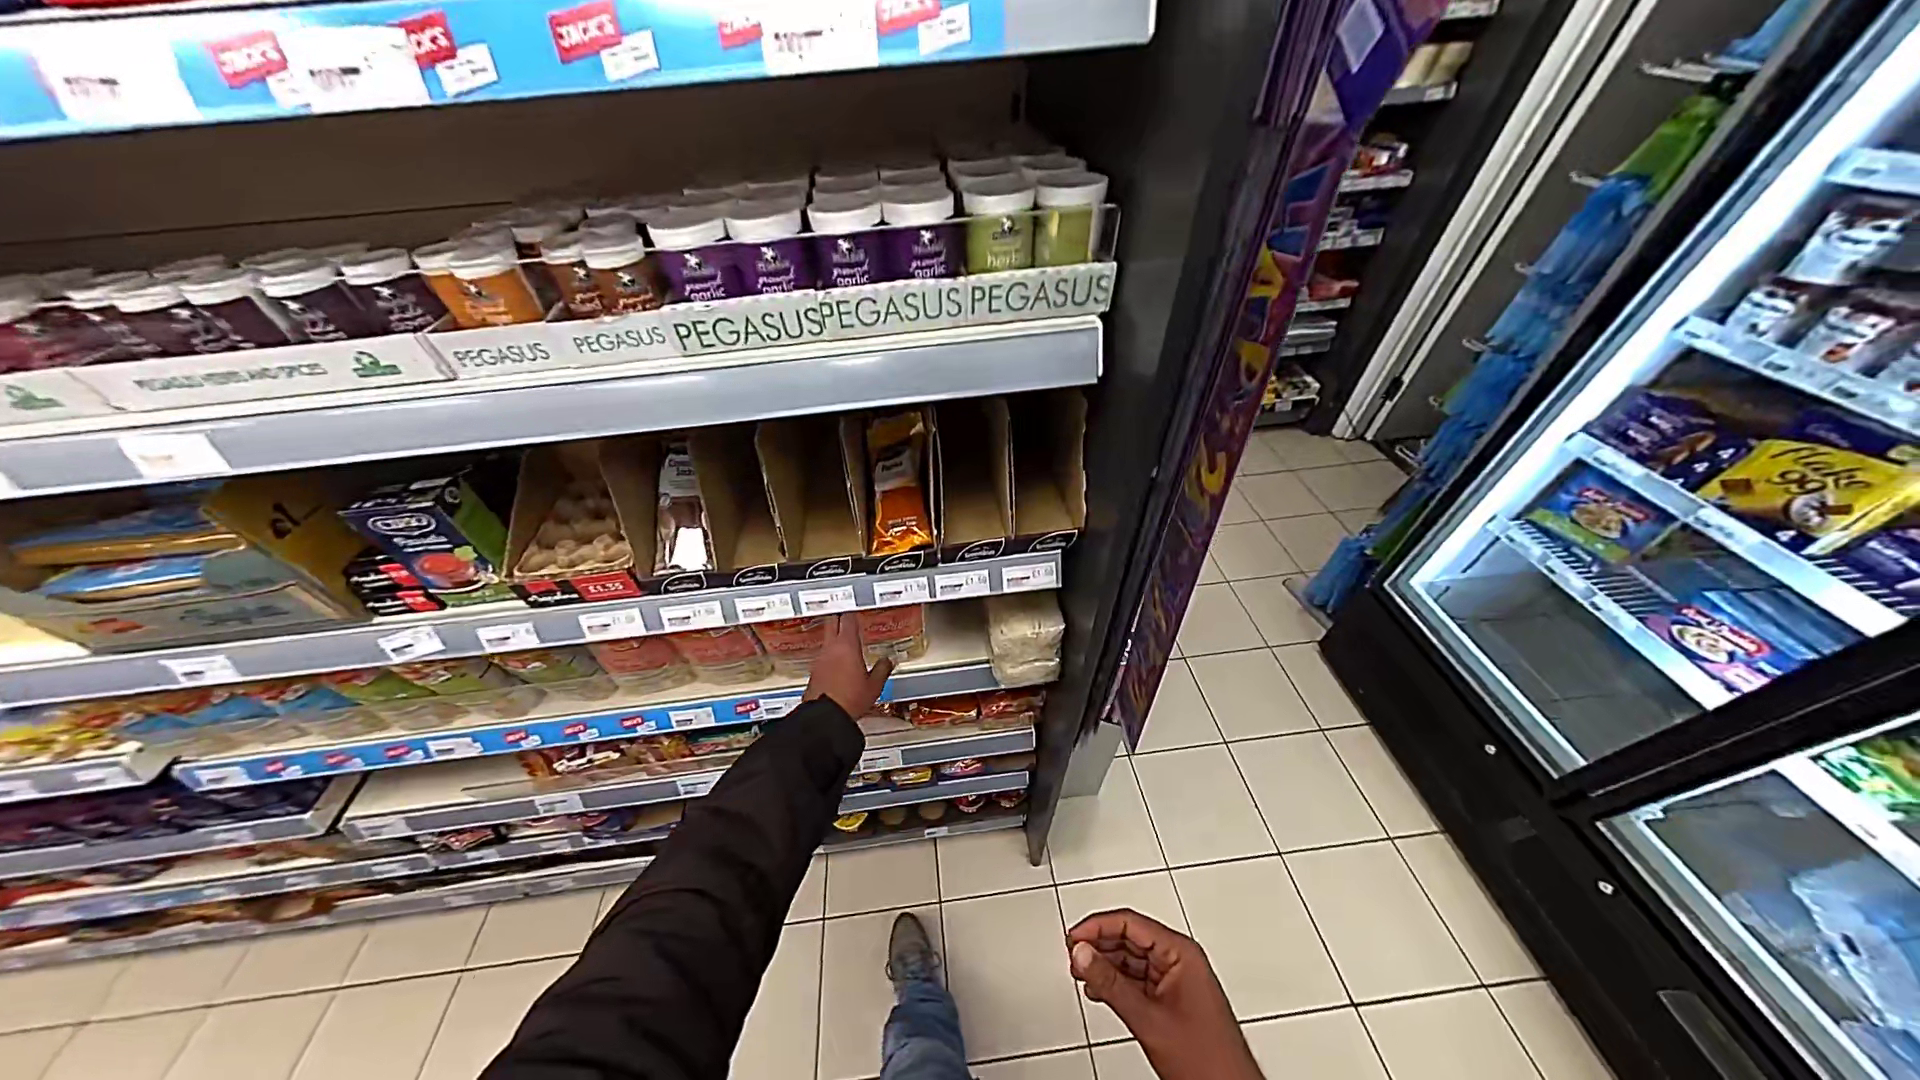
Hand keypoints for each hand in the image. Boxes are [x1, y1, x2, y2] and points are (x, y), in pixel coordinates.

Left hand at [804, 614, 893, 718]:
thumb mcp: (874, 685)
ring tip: (846, 643)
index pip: (848, 619)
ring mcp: (820, 660)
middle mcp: (830, 649)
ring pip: (827, 640)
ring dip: (835, 638)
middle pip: (832, 622)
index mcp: (846, 646)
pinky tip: (838, 664)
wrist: (825, 717)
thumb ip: (882, 669)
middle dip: (840, 618)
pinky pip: (823, 656)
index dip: (854, 613)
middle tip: (849, 619)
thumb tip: (888, 662)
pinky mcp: (814, 672)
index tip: (859, 612)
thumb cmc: (849, 700)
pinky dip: (830, 655)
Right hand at [1066, 909, 1263, 1079]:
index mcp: (1180, 953)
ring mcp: (1176, 979)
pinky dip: (1116, 982)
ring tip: (1082, 973)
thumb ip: (1111, 983)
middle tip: (1074, 954)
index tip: (1074, 938)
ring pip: (1131, 958)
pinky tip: (1100, 990)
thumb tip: (1083, 954)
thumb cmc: (1208, 1062)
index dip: (1098, 926)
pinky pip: (1137, 978)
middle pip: (1130, 937)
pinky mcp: (1171, 997)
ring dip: (1105, 965)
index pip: (1131, 923)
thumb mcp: (1148, 1018)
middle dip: (1099, 945)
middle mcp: (1179, 960)